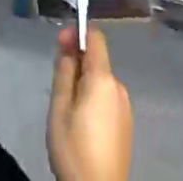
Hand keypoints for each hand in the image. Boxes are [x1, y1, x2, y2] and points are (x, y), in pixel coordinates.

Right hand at [48, 26, 132, 180]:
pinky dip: (92, 98)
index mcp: (104, 80)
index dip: (77, 33)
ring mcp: (125, 107)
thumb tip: (68, 38)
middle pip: (97, 60)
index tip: (60, 45)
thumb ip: (65, 69)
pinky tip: (81, 121)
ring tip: (66, 107)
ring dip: (83, 82)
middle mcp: (120, 88)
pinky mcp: (125, 124)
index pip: (96, 37)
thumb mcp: (60, 105)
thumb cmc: (73, 148)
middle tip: (57, 84)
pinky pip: (106, 97)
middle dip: (76, 63)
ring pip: (100, 80)